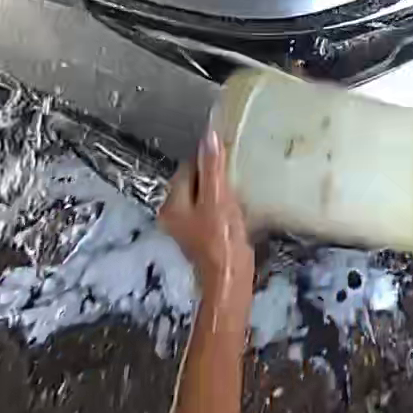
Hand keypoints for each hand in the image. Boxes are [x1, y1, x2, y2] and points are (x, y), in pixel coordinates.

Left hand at [159, 130, 254, 298]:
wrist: (231, 277)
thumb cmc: (221, 236)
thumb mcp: (218, 197)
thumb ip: (213, 167)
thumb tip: (209, 135)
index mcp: (172, 204)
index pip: (188, 167)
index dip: (208, 159)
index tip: (229, 153)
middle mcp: (175, 213)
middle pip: (195, 180)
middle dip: (214, 172)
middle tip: (236, 166)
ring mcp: (189, 225)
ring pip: (204, 193)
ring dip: (220, 186)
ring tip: (240, 181)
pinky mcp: (204, 233)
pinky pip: (211, 206)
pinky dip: (223, 201)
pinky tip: (238, 201)